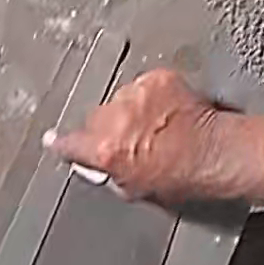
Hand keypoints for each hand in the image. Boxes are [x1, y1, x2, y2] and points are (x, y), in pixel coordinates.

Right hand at [45, 68, 229, 203]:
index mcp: (106, 147)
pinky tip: (164, 110)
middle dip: (107, 127)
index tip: (52, 139)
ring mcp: (139, 94)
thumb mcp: (130, 186)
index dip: (62, 143)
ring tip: (152, 123)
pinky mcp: (159, 78)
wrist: (211, 152)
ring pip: (121, 98)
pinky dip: (151, 95)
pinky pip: (144, 85)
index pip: (71, 143)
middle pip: (96, 117)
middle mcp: (119, 117)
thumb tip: (98, 160)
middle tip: (128, 137)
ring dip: (130, 108)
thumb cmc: (178, 176)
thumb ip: (107, 167)